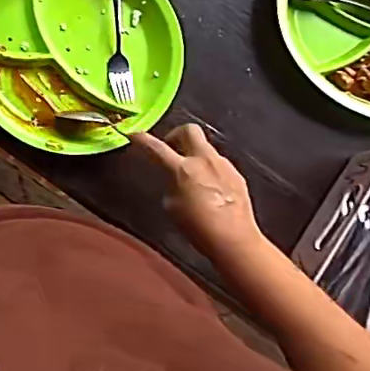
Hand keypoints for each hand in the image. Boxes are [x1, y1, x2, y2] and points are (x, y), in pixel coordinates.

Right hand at [129, 123, 265, 255]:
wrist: (235, 240)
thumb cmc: (197, 227)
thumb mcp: (171, 204)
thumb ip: (170, 183)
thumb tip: (174, 176)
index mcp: (182, 169)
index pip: (155, 147)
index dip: (141, 139)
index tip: (133, 135)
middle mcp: (204, 161)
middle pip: (188, 130)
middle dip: (175, 135)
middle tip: (170, 149)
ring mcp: (223, 166)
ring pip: (204, 147)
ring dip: (194, 154)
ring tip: (190, 174)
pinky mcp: (236, 175)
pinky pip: (217, 163)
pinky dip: (208, 168)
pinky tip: (208, 187)